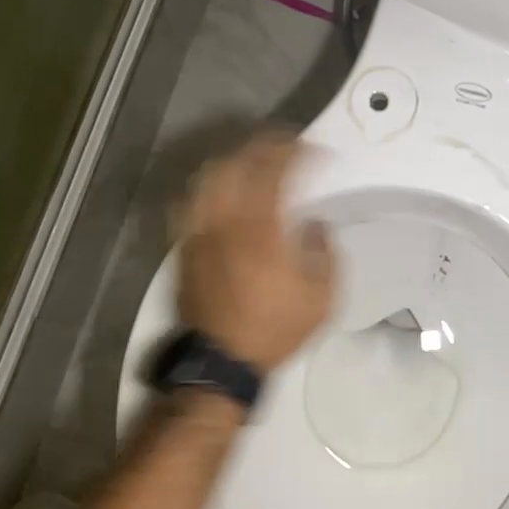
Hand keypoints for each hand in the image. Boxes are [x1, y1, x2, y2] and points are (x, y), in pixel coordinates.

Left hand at [175, 133, 335, 369]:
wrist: (222, 362)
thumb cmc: (277, 329)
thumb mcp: (322, 298)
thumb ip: (324, 252)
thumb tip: (313, 225)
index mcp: (262, 230)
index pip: (276, 170)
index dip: (298, 151)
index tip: (317, 151)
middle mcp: (226, 222)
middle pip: (237, 162)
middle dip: (264, 146)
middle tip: (286, 147)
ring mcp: (199, 233)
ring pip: (208, 177)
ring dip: (234, 160)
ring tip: (253, 162)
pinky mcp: (184, 247)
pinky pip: (191, 202)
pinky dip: (209, 187)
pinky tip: (221, 192)